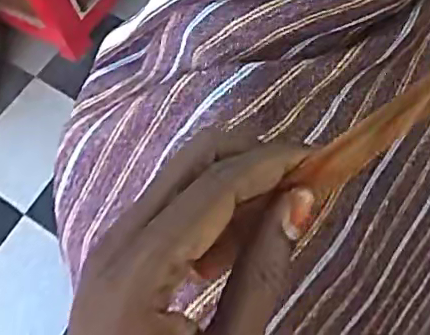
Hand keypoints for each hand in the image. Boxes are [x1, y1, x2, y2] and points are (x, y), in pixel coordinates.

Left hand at [69, 130, 317, 334]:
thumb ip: (262, 275)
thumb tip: (300, 198)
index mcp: (139, 270)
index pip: (217, 184)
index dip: (271, 162)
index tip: (317, 157)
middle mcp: (118, 239)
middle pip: (195, 158)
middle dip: (253, 156)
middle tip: (300, 176)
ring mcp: (112, 242)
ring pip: (183, 173)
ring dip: (235, 177)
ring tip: (276, 214)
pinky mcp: (116, 253)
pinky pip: (170, 201)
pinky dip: (211, 203)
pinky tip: (236, 242)